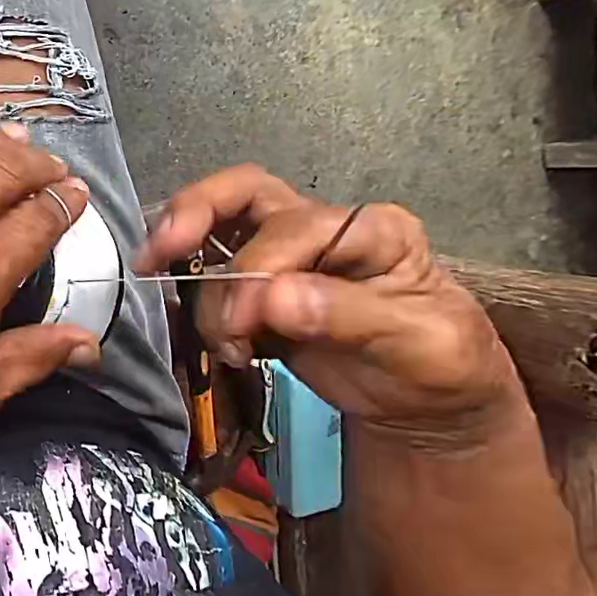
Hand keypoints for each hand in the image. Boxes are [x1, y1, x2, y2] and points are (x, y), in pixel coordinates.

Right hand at [139, 165, 524, 449]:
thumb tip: (271, 300)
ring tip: (225, 343)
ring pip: (219, 233)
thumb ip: (348, 315)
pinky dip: (197, 298)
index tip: (242, 321)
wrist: (427, 402)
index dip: (260, 265)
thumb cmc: (439, 365)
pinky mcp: (261, 286)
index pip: (297, 225)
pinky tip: (216, 338)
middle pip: (245, 193)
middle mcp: (322, 228)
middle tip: (157, 252)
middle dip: (195, 214)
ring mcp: (286, 254)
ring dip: (200, 282)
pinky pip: (214, 274)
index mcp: (373, 229)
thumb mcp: (419, 343)